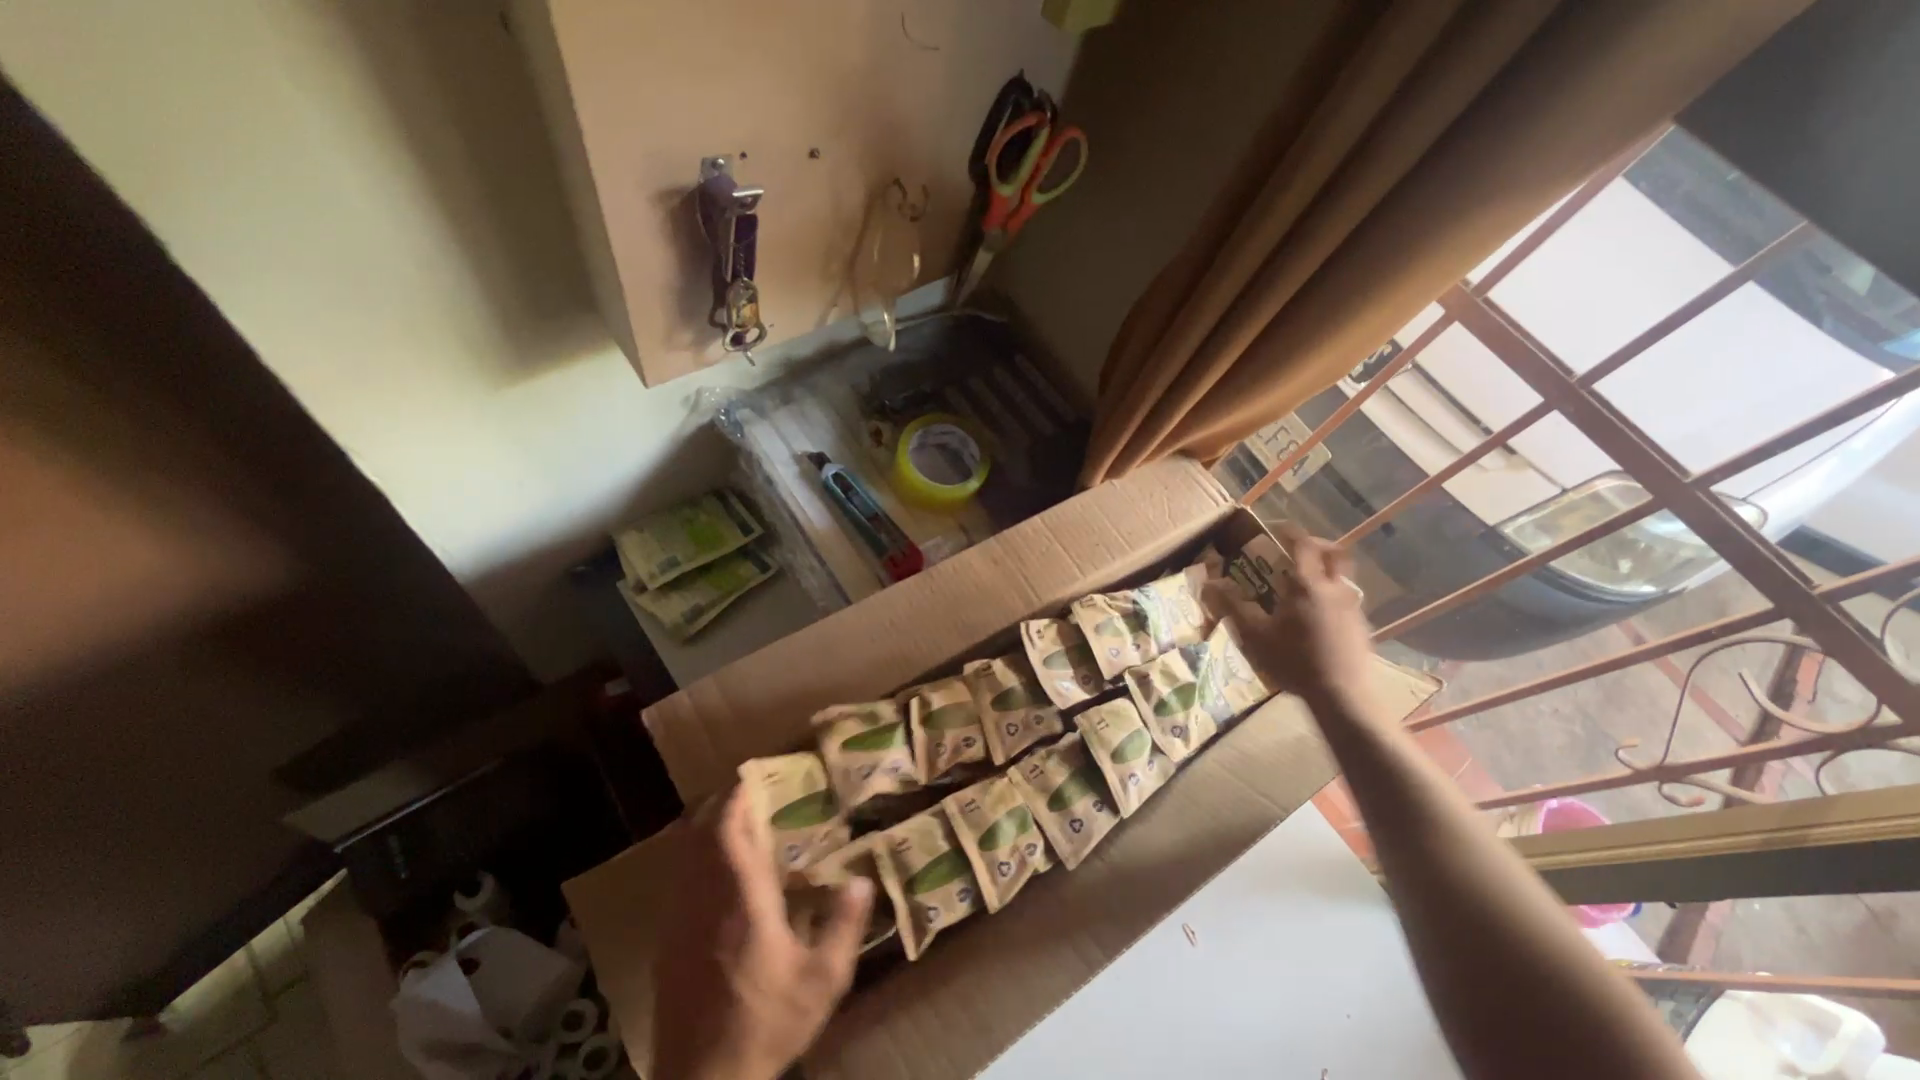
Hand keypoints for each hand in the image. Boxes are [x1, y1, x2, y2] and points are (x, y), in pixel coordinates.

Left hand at [651, 785, 873, 1079]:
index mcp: (741, 897)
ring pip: (685, 853)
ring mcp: (679, 917)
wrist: (703, 1075)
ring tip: (738, 823)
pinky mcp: (667, 939)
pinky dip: (697, 858)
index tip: (757, 772)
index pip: (730, 826)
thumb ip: (843, 926)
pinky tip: (720, 875)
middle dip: (723, 803)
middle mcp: (704, 896)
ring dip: (707, 828)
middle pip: (701, 830)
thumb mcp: (822, 980)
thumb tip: (861, 880)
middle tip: (753, 791)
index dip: (739, 793)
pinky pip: (680, 878)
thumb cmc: (766, 1022)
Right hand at [1223, 534, 1381, 724]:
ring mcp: (1353, 608)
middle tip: (1298, 554)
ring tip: (1303, 592)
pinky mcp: (1362, 627)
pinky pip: (1346, 601)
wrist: (1342, 695)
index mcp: (1307, 585)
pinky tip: (1316, 622)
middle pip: (1335, 553)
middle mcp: (1335, 589)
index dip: (1289, 532)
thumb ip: (1233, 607)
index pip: (1303, 543)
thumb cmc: (1294, 661)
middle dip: (1317, 546)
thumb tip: (1210, 584)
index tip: (1275, 530)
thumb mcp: (1255, 635)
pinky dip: (1331, 599)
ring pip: (1342, 578)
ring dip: (1325, 575)